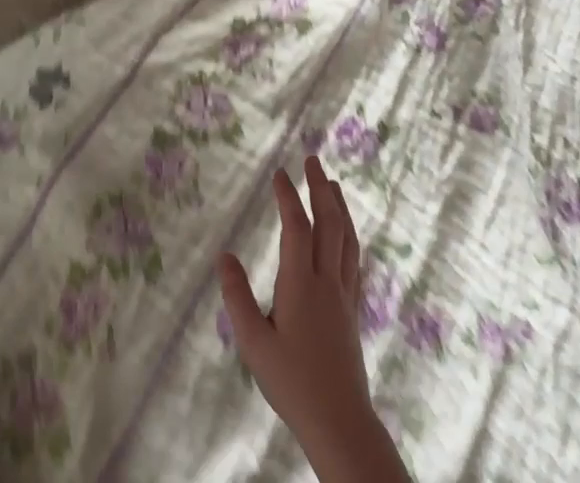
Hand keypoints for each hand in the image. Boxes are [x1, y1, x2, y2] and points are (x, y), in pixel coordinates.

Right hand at [217, 157, 410, 482]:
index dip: (289, 198)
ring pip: (347, 240)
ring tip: (333, 186)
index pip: (297, 229)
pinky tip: (346, 236)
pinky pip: (354, 260)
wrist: (339, 419)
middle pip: (330, 224)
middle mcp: (328, 282)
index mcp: (301, 285)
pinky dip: (349, 236)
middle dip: (321, 189)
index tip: (280, 173)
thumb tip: (224, 256)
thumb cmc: (290, 382)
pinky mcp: (352, 310)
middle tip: (313, 160)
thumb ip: (237, 297)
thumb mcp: (253, 341)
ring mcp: (345, 295)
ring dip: (340, 208)